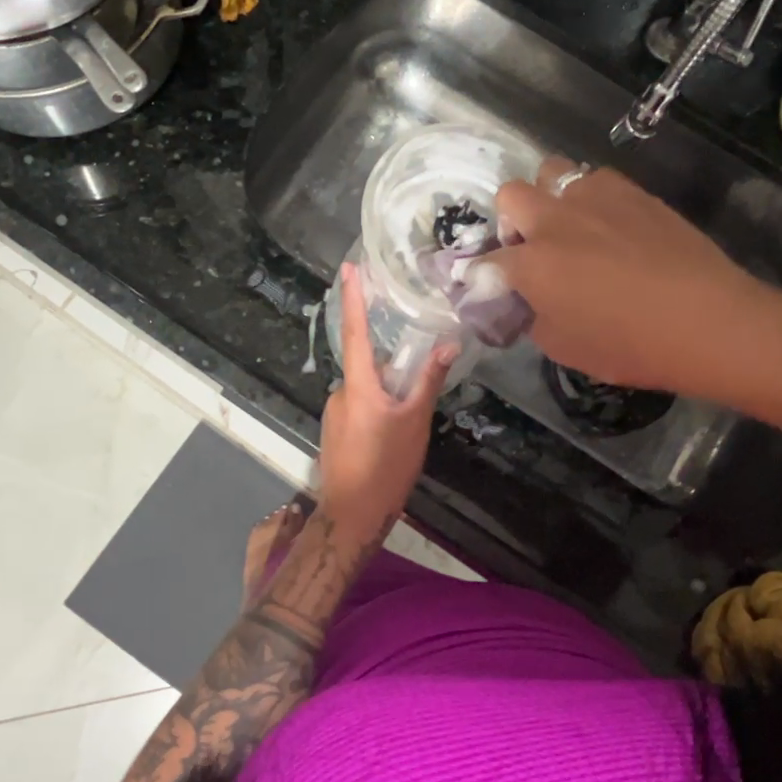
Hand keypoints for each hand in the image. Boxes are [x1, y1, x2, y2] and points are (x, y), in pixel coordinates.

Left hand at [316, 262, 451, 525]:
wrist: (353, 514)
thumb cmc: (385, 466)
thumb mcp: (415, 422)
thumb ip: (428, 381)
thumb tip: (447, 345)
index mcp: (358, 384)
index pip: (355, 331)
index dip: (354, 298)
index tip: (349, 268)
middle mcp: (340, 392)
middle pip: (367, 366)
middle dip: (390, 373)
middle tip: (413, 396)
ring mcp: (334, 413)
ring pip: (366, 392)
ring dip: (386, 399)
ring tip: (406, 430)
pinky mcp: (335, 431)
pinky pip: (359, 410)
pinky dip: (377, 413)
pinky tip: (392, 440)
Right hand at [489, 156, 781, 394]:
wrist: (707, 322)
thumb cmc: (630, 345)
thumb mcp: (565, 348)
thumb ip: (534, 318)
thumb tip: (528, 302)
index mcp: (531, 264)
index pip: (486, 262)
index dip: (484, 276)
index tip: (494, 288)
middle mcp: (554, 220)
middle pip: (511, 195)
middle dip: (513, 220)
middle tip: (533, 248)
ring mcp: (595, 197)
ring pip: (553, 173)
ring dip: (551, 198)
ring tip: (572, 227)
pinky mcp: (632, 191)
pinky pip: (596, 179)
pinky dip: (591, 198)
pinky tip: (611, 225)